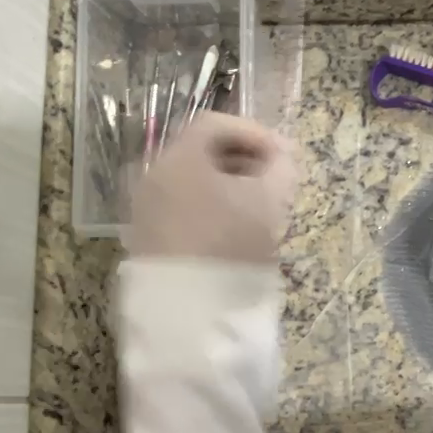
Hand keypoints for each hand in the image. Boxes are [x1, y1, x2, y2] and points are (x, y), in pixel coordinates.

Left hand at [127, 112, 298, 261]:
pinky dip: (212, 209)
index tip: (286, 156)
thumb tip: (281, 158)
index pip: (217, 124)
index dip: (256, 134)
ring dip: (230, 188)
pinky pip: (184, 209)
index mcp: (180, 157)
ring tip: (261, 210)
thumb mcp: (269, 201)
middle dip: (245, 162)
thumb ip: (281, 169)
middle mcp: (154, 174)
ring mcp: (146, 208)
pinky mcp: (148, 239)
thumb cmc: (231, 242)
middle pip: (203, 153)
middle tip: (277, 181)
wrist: (189, 308)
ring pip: (194, 183)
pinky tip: (236, 233)